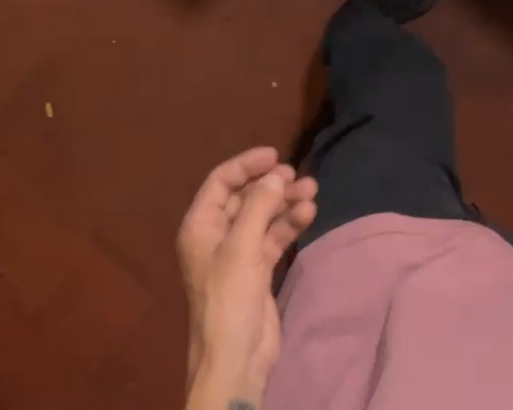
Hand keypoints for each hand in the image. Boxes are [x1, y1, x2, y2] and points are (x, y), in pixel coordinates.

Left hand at [176, 147, 317, 406]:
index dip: (247, 165)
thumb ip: (258, 206)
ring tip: (312, 191)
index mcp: (200, 224)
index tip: (275, 155)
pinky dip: (288, 225)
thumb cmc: (229, 296)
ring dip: (285, 203)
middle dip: (271, 185)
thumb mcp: (241, 247)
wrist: (235, 357)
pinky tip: (308, 214)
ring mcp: (237, 252)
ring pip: (263, 217)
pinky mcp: (257, 269)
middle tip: (298, 176)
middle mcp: (216, 234)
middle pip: (245, 197)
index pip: (221, 181)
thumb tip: (276, 175)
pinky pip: (273, 237)